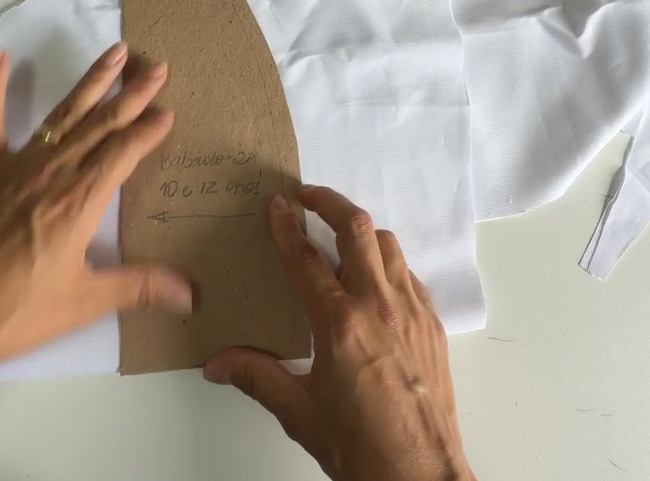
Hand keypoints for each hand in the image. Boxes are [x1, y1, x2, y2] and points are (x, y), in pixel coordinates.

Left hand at [0, 43, 193, 379]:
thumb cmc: (14, 313)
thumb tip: (192, 295)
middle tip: (156, 67)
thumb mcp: (83, 302)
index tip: (169, 111)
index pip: (125, 150)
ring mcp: (16, 165)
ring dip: (91, 81)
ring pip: (63, 113)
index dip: (150, 129)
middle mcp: (53, 171)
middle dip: (132, 94)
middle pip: (102, 123)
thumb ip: (139, 287)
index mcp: (81, 199)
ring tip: (114, 52)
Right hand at [204, 186, 474, 480]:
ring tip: (340, 234)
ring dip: (361, 230)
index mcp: (339, 322)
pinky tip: (375, 280)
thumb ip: (257, 376)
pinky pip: (408, 274)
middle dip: (329, 201)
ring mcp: (411, 309)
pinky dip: (388, 263)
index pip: (306, 258)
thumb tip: (217, 364)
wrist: (420, 477)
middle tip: (308, 195)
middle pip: (355, 228)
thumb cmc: (359, 447)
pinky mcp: (432, 322)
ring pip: (387, 244)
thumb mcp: (299, 412)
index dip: (287, 226)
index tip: (277, 204)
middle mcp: (378, 304)